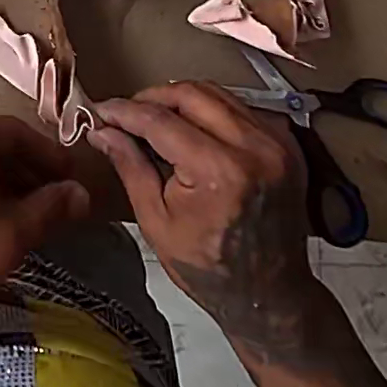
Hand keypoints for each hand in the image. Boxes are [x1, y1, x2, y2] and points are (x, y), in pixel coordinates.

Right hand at [91, 83, 318, 347]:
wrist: (270, 293)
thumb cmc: (208, 266)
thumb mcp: (155, 221)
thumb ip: (130, 166)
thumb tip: (102, 131)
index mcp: (219, 172)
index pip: (160, 120)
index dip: (124, 111)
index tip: (100, 111)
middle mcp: (253, 148)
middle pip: (190, 94)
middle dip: (150, 97)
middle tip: (126, 114)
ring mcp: (275, 142)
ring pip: (216, 93)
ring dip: (179, 99)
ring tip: (153, 119)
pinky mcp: (285, 143)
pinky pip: (238, 107)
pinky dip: (208, 110)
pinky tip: (189, 128)